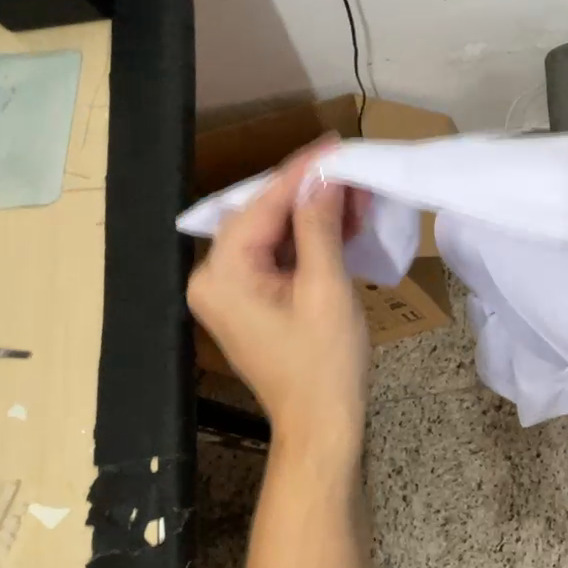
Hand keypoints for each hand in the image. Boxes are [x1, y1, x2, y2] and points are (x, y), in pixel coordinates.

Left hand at [188, 143, 370, 451]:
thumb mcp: (327, 290)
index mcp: (223, 274)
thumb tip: (322, 181)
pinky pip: (278, 259)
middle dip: (307, 193)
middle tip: (349, 170)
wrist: (322, 423)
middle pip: (262, 217)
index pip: (261, 207)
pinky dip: (309, 243)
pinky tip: (339, 227)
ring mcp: (230, 293)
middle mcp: (215, 278)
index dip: (300, 174)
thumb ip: (319, 229)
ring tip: (353, 196)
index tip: (332, 145)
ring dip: (312, 216)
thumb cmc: (326, 363)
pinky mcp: (251, 304)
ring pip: (272, 236)